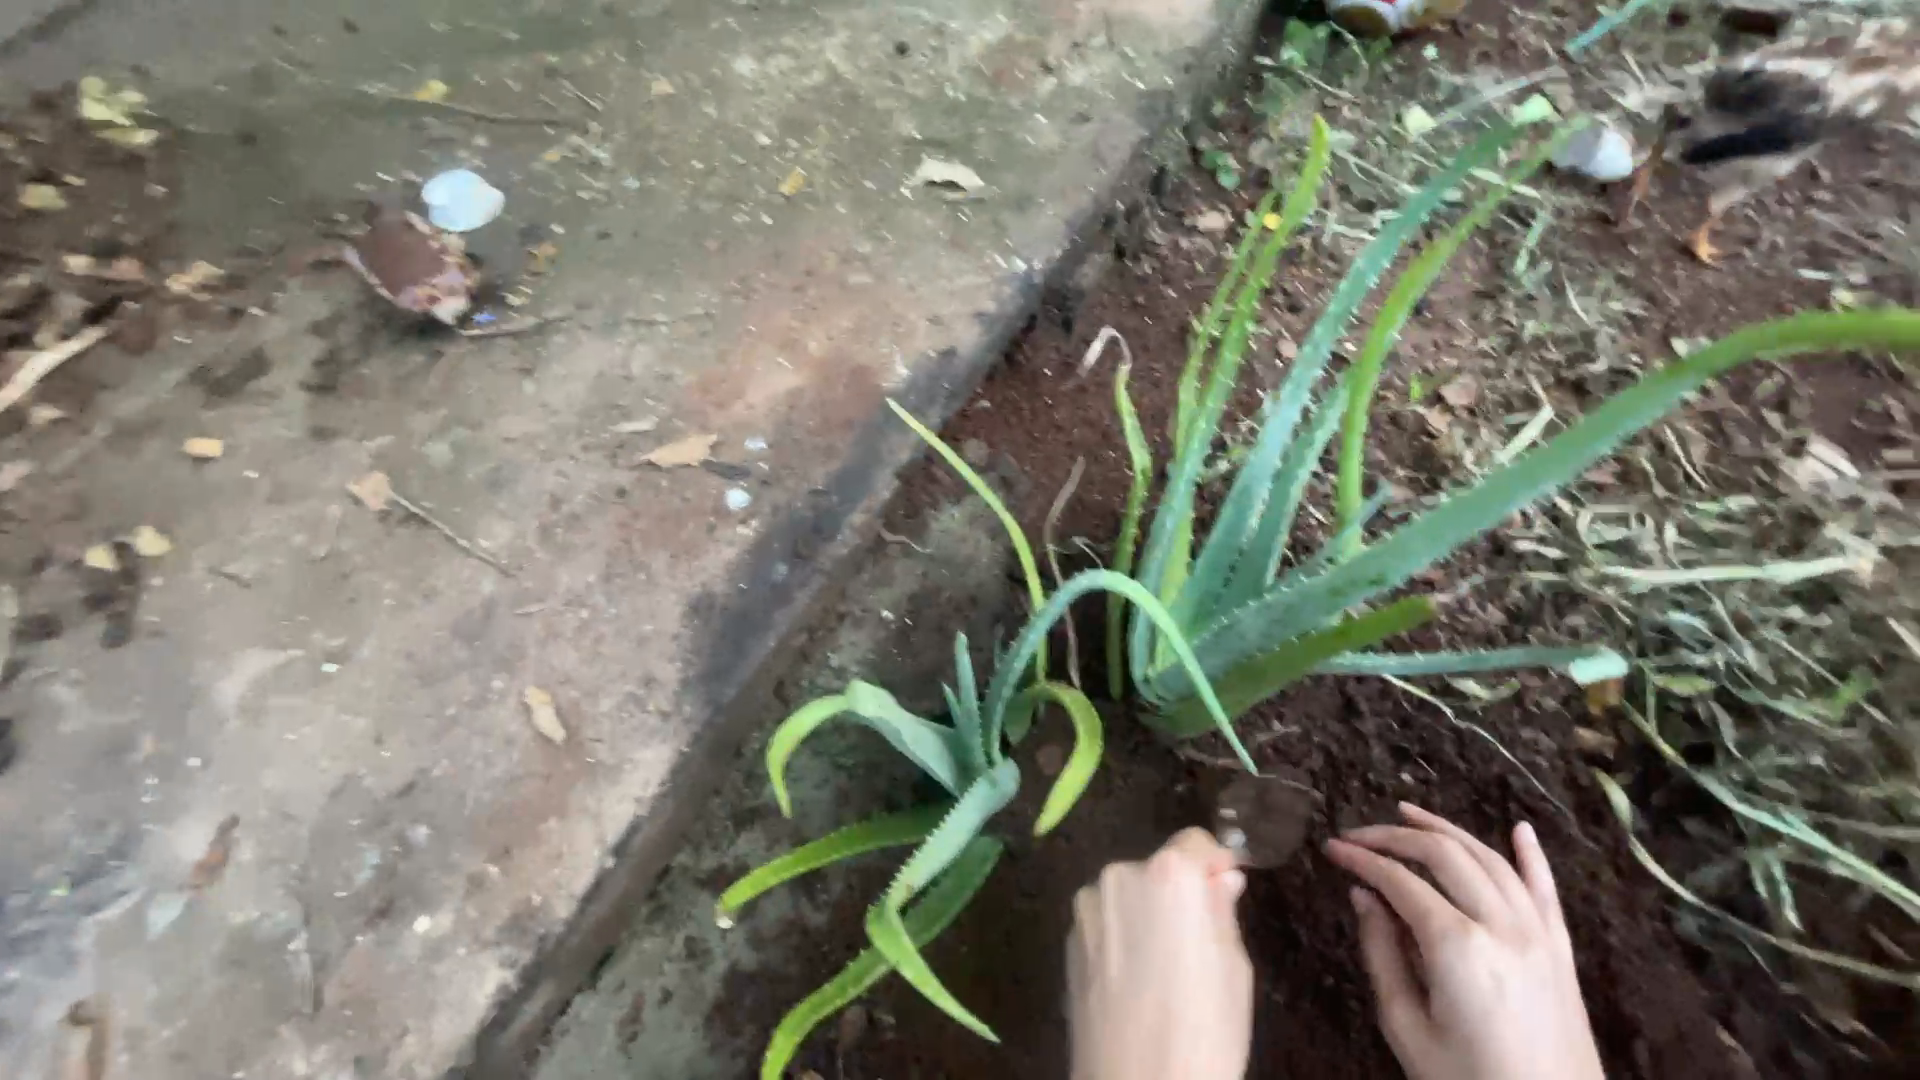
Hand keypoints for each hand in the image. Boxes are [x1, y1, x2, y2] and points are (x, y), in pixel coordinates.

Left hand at [1067, 828, 1251, 1079]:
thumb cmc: (1204, 1030)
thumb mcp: (1233, 968)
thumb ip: (1222, 910)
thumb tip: (1222, 877)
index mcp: (1168, 873)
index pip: (1196, 842)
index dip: (1215, 865)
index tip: (1226, 892)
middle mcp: (1120, 873)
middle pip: (1158, 868)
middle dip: (1177, 894)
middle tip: (1195, 946)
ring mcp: (1087, 904)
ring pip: (1128, 894)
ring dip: (1144, 914)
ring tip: (1160, 971)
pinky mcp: (1067, 936)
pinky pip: (1105, 921)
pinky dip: (1120, 936)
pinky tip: (1131, 981)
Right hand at [1325, 804, 1603, 1079]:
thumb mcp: (1407, 1027)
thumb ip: (1382, 954)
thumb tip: (1363, 897)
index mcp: (1457, 947)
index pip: (1398, 880)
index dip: (1359, 858)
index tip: (1330, 849)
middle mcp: (1501, 927)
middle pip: (1443, 855)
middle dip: (1393, 836)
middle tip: (1357, 836)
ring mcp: (1538, 937)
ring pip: (1490, 860)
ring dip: (1446, 829)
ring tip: (1407, 813)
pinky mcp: (1562, 954)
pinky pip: (1546, 892)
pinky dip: (1532, 857)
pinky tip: (1519, 829)